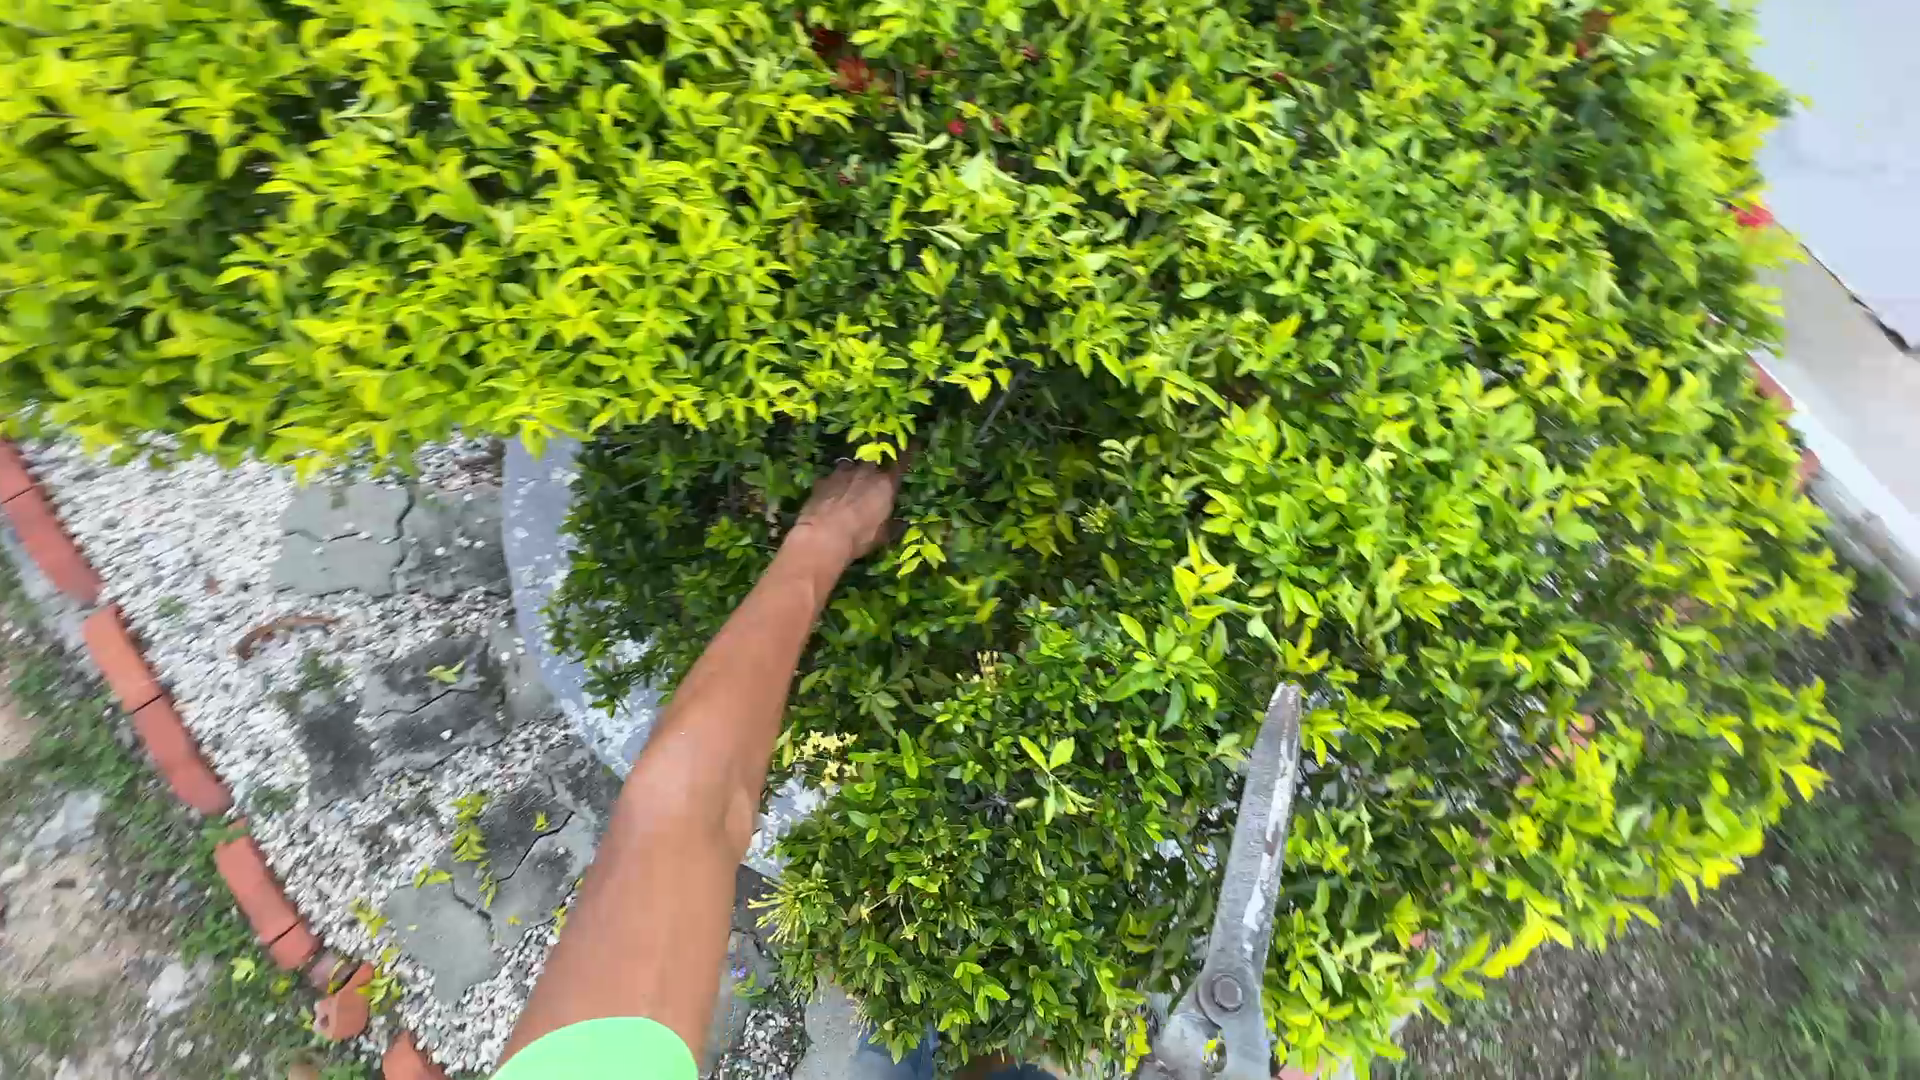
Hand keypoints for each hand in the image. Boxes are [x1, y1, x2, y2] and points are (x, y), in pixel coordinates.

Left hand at [791, 458, 904, 564]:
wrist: (822, 535)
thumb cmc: (859, 537)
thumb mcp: (882, 536)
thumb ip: (892, 525)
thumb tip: (901, 523)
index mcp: (886, 485)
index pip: (901, 462)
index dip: (908, 453)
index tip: (914, 443)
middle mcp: (866, 473)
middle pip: (874, 460)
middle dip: (875, 466)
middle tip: (874, 476)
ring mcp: (842, 473)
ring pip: (851, 465)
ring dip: (853, 472)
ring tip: (850, 484)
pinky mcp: (823, 480)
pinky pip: (832, 476)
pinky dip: (834, 483)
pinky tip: (830, 494)